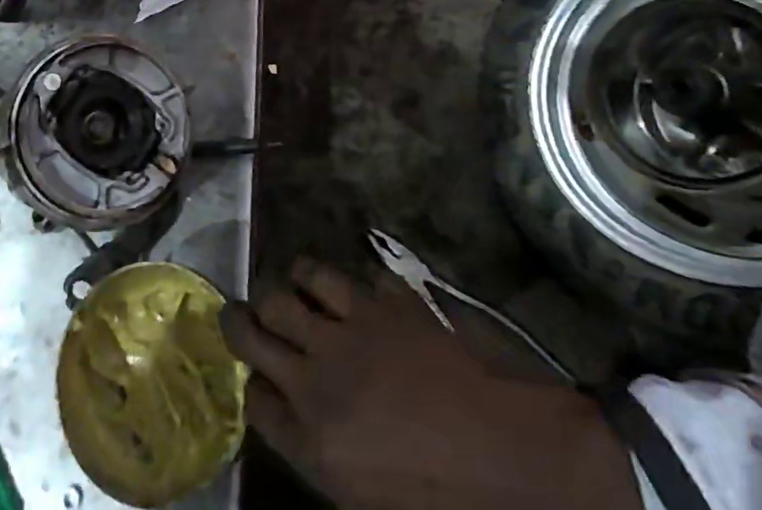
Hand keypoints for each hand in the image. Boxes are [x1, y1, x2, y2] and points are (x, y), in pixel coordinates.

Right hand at [220, 257, 639, 509]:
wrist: (519, 458)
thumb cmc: (442, 495)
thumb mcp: (363, 497)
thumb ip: (313, 450)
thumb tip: (290, 411)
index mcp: (313, 435)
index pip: (251, 393)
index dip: (250, 381)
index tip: (258, 377)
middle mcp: (322, 371)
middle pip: (256, 323)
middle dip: (242, 317)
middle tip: (246, 313)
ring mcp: (357, 327)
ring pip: (296, 281)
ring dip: (289, 282)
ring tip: (294, 286)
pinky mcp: (393, 302)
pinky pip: (353, 274)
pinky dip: (348, 281)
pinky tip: (355, 291)